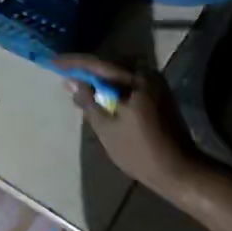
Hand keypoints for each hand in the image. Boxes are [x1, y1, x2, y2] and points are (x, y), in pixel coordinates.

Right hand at [54, 55, 199, 194]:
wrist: (177, 168)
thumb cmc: (139, 151)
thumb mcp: (106, 128)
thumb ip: (88, 101)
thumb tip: (72, 82)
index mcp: (137, 79)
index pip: (100, 64)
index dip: (75, 63)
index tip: (54, 62)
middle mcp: (149, 75)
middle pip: (113, 64)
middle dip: (89, 69)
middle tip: (66, 75)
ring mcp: (157, 84)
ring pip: (123, 73)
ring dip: (102, 78)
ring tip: (81, 87)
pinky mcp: (160, 95)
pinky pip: (132, 82)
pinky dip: (115, 86)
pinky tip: (102, 97)